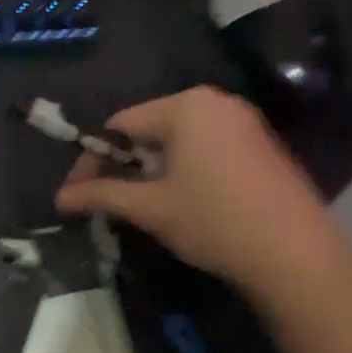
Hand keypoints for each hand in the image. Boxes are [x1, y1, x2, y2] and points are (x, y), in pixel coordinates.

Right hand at [54, 87, 351, 295]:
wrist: (290, 250)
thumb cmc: (212, 220)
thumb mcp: (150, 208)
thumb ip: (102, 196)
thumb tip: (60, 197)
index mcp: (185, 106)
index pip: (119, 124)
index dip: (91, 160)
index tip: (75, 195)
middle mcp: (214, 102)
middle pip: (149, 129)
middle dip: (121, 165)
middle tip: (102, 203)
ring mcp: (241, 123)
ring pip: (177, 142)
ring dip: (149, 172)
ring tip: (135, 207)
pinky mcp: (257, 146)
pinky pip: (204, 150)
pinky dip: (180, 172)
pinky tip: (176, 204)